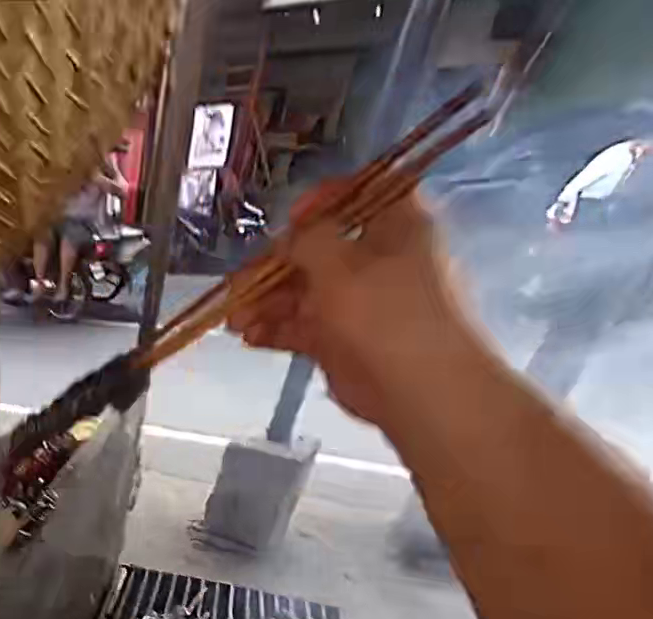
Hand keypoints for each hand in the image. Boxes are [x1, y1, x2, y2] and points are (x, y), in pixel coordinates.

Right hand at [226, 181, 492, 427]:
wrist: (418, 389)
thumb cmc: (386, 312)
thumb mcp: (341, 263)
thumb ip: (308, 241)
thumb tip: (290, 237)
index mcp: (395, 225)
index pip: (359, 195)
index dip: (323, 200)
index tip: (289, 217)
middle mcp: (376, 261)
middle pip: (318, 252)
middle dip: (274, 266)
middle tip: (239, 282)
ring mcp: (356, 306)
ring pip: (304, 294)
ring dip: (267, 303)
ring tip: (234, 319)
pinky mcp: (341, 344)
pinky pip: (303, 329)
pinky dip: (276, 331)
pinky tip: (248, 337)